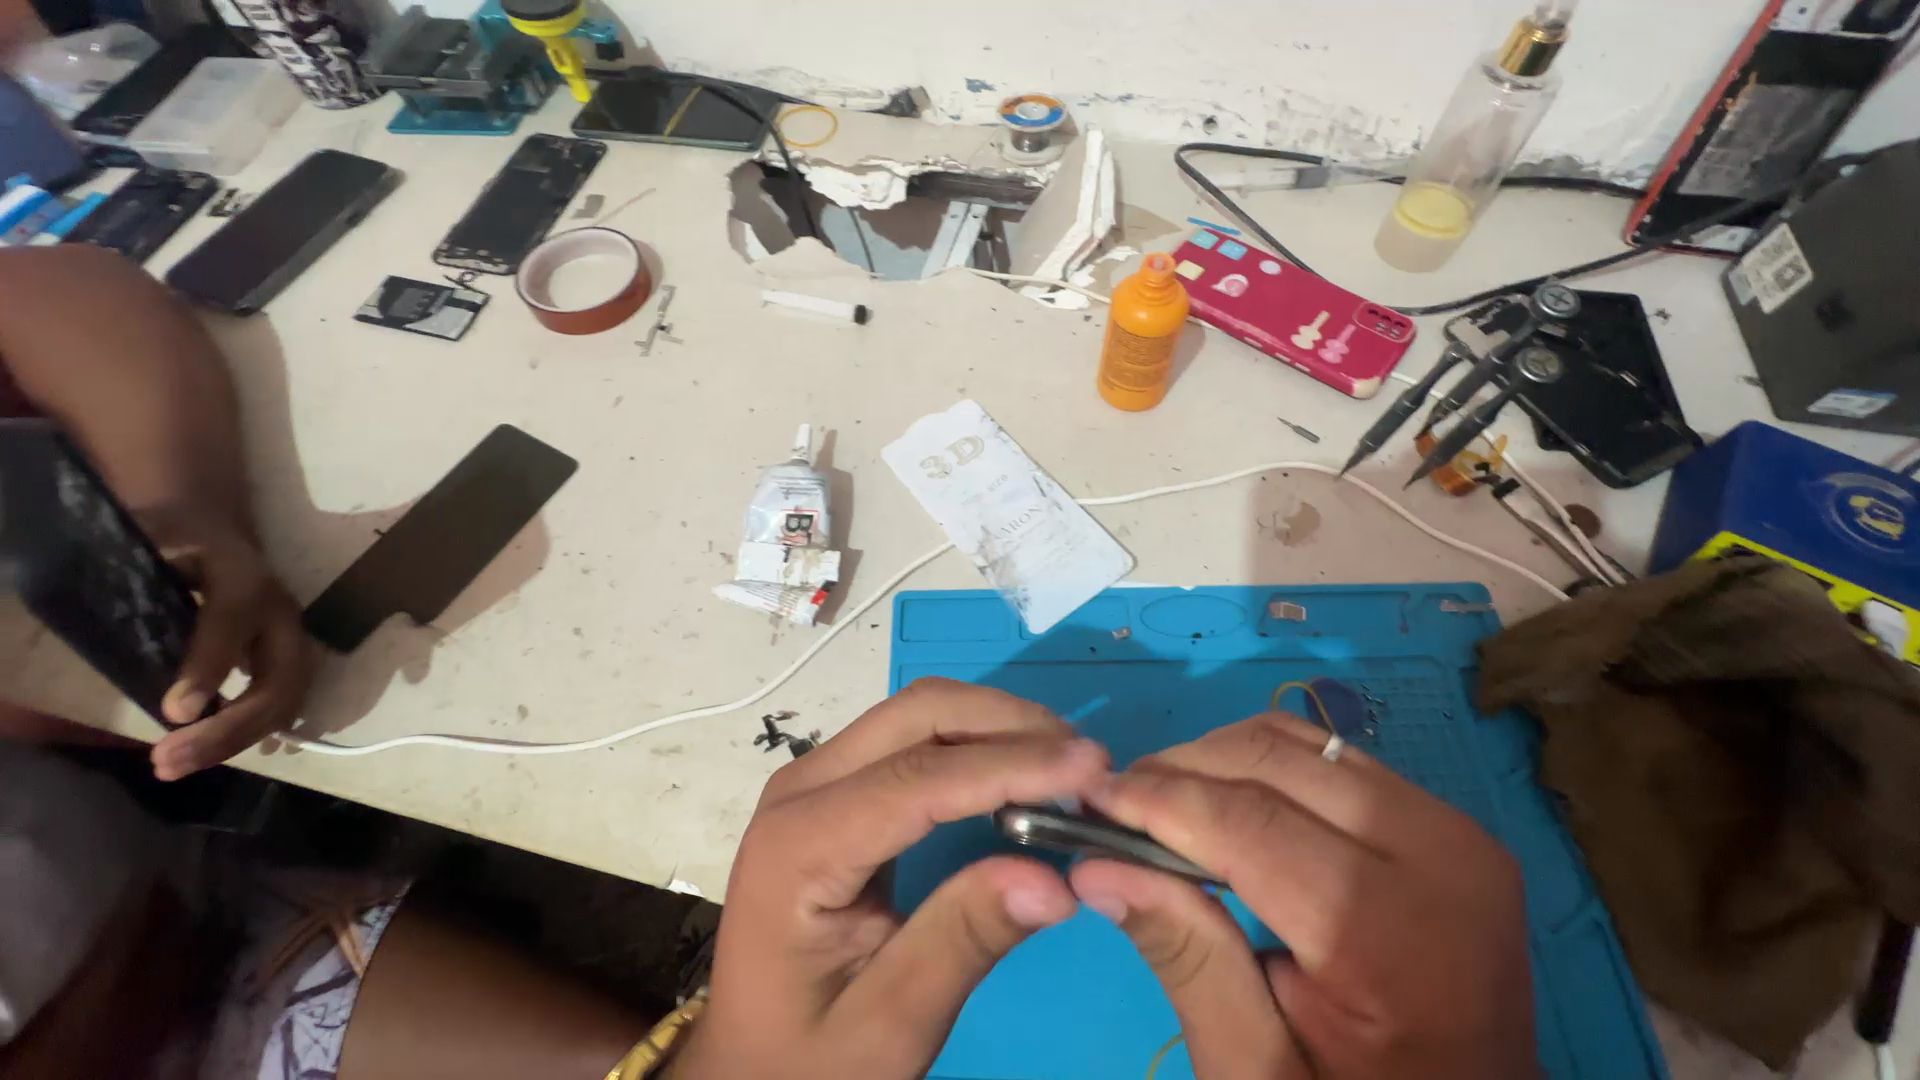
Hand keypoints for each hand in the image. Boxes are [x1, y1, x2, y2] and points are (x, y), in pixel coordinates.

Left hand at [144, 509, 315, 780]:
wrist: (208, 527)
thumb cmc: (166, 535)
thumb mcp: (143, 541)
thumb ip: (129, 575)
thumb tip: (104, 617)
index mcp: (244, 577)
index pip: (236, 620)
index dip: (210, 665)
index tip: (172, 715)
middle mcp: (280, 612)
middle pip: (281, 676)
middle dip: (233, 724)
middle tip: (167, 761)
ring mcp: (290, 637)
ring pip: (287, 697)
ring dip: (237, 738)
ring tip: (175, 766)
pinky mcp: (285, 657)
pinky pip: (281, 702)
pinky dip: (248, 735)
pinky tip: (209, 754)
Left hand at [666, 678, 1110, 1079]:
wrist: (745, 1060)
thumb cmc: (808, 1054)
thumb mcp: (887, 1025)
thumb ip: (963, 942)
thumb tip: (1057, 881)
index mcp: (800, 846)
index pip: (917, 779)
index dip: (1008, 766)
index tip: (1090, 766)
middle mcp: (801, 788)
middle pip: (916, 716)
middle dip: (1008, 723)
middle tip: (1087, 761)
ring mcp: (815, 778)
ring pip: (916, 713)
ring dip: (995, 723)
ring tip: (1065, 761)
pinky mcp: (836, 784)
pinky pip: (912, 736)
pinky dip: (973, 738)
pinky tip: (1017, 766)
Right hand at [1071, 712, 1535, 1079]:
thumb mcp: (1258, 1069)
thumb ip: (1185, 959)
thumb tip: (1094, 866)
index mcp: (1397, 934)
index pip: (1247, 823)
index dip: (1156, 800)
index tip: (1086, 799)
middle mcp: (1437, 853)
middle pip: (1269, 761)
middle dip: (1176, 771)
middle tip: (1112, 805)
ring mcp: (1448, 826)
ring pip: (1295, 741)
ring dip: (1213, 759)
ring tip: (1160, 803)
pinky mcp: (1441, 817)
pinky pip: (1326, 753)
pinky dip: (1258, 761)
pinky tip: (1221, 802)